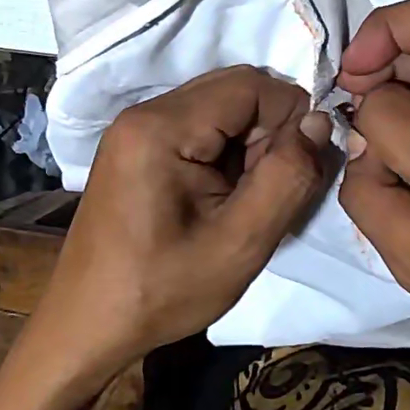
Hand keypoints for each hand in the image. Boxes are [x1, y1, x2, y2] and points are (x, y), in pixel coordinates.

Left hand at [34, 66, 332, 387]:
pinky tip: (223, 196)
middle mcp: (142, 112)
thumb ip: (288, 176)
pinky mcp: (135, 147)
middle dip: (270, 130)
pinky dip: (225, 152)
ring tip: (246, 199)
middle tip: (271, 189)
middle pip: (233, 90)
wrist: (89, 324)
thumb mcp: (240, 242)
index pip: (250, 85)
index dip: (291, 116)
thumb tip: (320, 121)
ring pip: (218, 108)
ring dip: (249, 143)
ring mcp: (134, 128)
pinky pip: (197, 127)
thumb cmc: (161, 291)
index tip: (301, 168)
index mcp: (160, 127)